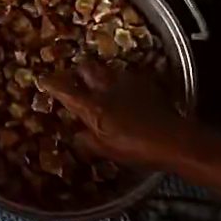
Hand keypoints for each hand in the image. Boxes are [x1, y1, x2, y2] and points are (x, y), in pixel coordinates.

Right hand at [41, 58, 210, 169]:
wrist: (178, 141)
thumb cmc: (138, 148)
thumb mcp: (107, 151)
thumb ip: (88, 141)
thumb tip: (77, 135)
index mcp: (92, 106)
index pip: (64, 89)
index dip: (51, 83)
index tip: (42, 80)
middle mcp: (106, 90)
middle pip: (87, 69)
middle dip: (79, 71)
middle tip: (75, 78)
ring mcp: (128, 86)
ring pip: (108, 70)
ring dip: (102, 74)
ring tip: (100, 82)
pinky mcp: (147, 88)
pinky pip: (130, 78)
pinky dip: (123, 82)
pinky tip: (126, 91)